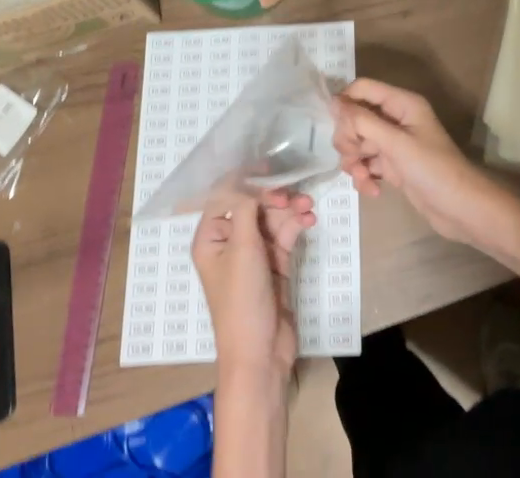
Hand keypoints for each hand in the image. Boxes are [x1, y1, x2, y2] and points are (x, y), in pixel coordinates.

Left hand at [192, 191, 315, 381]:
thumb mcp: (242, 250)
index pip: (225, 197)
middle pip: (252, 206)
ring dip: (290, 209)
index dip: (245, 181)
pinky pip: (285, 236)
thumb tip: (250, 183)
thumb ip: (248, 210)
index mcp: (210, 238)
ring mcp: (253, 255)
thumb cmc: (242, 299)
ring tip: (308, 206)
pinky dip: (296, 225)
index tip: (270, 168)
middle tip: (294, 195)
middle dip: (274, 197)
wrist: (261, 351)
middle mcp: (230, 242)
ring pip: (272, 219)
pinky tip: (309, 220)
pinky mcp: (275, 266)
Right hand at [333, 78, 519, 247]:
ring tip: (362, 177)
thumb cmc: (432, 169)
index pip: (363, 89)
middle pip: (357, 117)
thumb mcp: (395, 143)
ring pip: (359, 143)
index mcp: (402, 104)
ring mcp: (395, 144)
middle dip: (349, 138)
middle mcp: (397, 119)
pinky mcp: (394, 166)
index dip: (345, 104)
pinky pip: (368, 164)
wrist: (461, 209)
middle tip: (353, 155)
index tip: (335, 127)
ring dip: (354, 161)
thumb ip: (363, 122)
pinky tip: (373, 191)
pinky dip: (365, 176)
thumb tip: (333, 103)